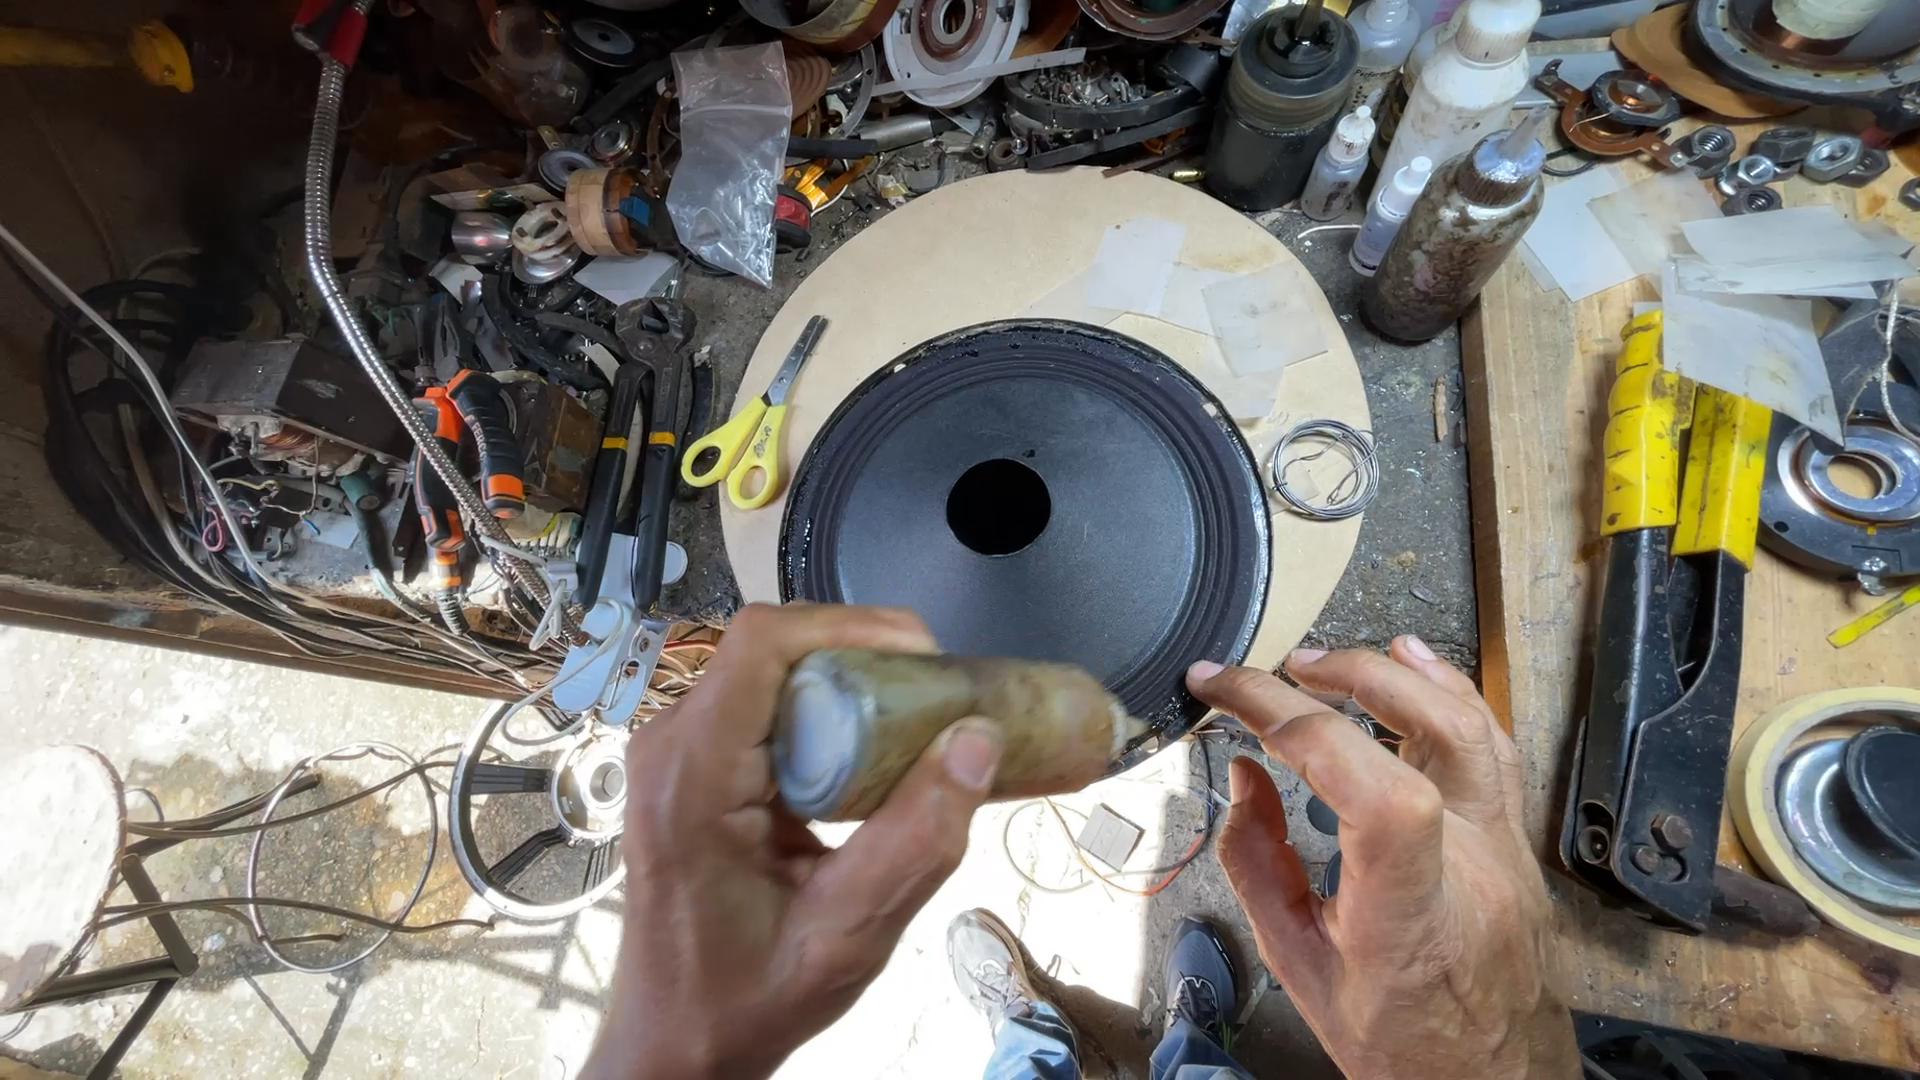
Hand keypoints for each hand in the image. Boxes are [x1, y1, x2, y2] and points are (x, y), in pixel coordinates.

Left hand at [580, 604, 1004, 1079]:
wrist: (673, 1041)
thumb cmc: (748, 998)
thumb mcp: (847, 938)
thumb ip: (915, 844)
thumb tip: (977, 737)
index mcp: (692, 775)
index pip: (762, 644)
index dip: (851, 624)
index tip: (926, 657)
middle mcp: (673, 741)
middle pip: (775, 646)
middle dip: (865, 648)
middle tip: (936, 690)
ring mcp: (678, 744)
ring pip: (775, 663)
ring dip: (851, 671)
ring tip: (916, 709)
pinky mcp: (695, 755)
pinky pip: (769, 694)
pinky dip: (830, 699)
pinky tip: (873, 738)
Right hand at [1186, 637, 1578, 1079]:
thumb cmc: (1397, 1044)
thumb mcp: (1296, 963)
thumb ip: (1257, 861)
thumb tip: (1245, 772)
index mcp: (1412, 915)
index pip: (1373, 787)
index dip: (1290, 720)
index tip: (1224, 692)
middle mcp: (1474, 869)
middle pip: (1430, 731)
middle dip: (1337, 678)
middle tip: (1272, 669)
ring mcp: (1507, 849)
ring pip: (1469, 724)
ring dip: (1387, 672)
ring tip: (1321, 660)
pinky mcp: (1514, 840)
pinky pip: (1492, 745)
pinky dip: (1446, 687)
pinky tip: (1410, 656)